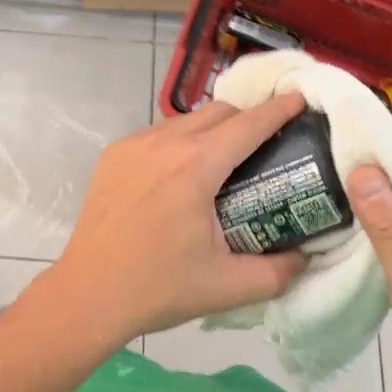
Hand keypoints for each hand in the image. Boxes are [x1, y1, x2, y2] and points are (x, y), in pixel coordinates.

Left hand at [48, 93, 308, 343]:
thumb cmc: (158, 288)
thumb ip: (277, 272)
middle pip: (219, 112)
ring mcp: (134, 143)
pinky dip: (181, 142)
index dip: (277, 109)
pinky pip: (159, 134)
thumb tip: (303, 257)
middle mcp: (165, 142)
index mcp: (196, 166)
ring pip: (186, 120)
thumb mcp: (227, 286)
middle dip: (247, 118)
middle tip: (268, 144)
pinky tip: (184, 174)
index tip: (300, 98)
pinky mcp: (114, 153)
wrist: (88, 293)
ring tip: (226, 162)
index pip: (248, 124)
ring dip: (213, 130)